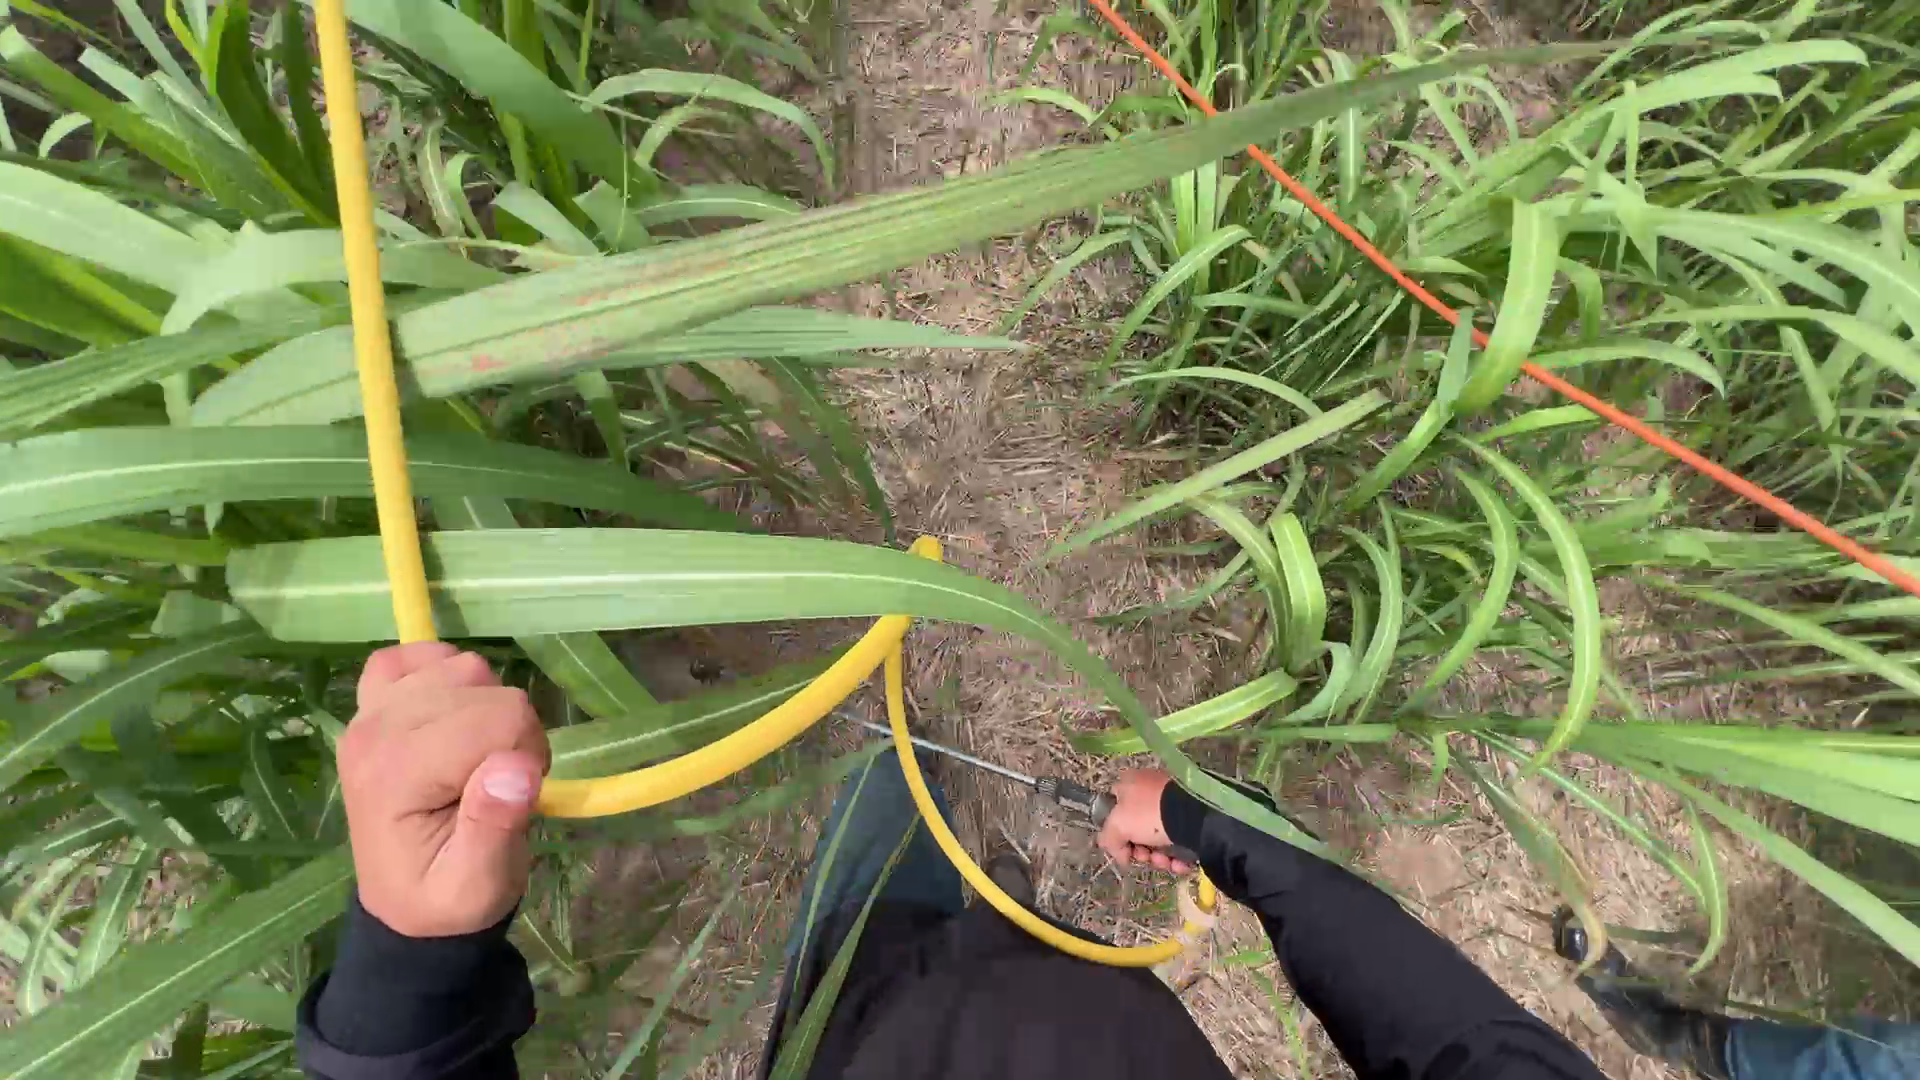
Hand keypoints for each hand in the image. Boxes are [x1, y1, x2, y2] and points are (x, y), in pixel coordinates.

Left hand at [339, 643, 548, 937]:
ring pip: (464, 666)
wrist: (405, 904)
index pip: (502, 716)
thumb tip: (515, 766)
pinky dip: (443, 672)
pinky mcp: (372, 704)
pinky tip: (452, 712)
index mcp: (397, 774)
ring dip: (488, 703)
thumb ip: (495, 828)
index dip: (528, 749)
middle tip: (500, 779)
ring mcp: (369, 713)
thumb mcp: (479, 883)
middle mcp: (375, 732)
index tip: (517, 792)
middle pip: (488, 688)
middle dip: (513, 729)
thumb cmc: (448, 895)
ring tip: (480, 750)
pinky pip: (412, 654)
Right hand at [1096, 768, 1192, 874]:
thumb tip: (1120, 854)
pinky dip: (1177, 855)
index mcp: (1128, 784)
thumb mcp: (1118, 826)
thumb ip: (1109, 839)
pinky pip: (1177, 837)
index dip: (1116, 832)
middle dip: (1141, 850)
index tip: (1125, 849)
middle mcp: (1148, 789)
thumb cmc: (1148, 814)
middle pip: (1137, 828)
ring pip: (1158, 836)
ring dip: (1159, 857)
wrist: (1192, 814)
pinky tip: (1179, 864)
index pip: (1114, 809)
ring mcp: (1170, 802)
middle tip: (1146, 858)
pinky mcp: (1190, 816)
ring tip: (1166, 862)